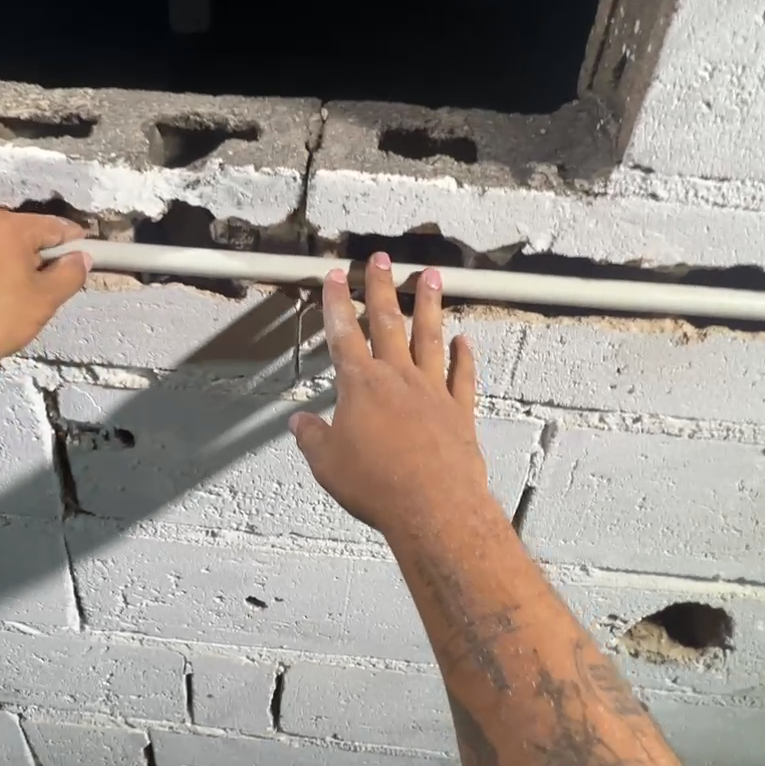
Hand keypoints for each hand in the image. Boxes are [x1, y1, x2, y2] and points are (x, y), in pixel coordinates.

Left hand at [0, 211, 89, 380]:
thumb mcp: (45, 300)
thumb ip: (70, 273)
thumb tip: (80, 258)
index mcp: (8, 227)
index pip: (54, 226)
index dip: (73, 242)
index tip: (82, 256)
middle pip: (19, 235)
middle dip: (35, 255)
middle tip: (43, 287)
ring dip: (3, 264)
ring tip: (6, 298)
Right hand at [290, 253, 497, 545]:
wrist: (433, 507)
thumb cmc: (376, 485)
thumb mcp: (327, 463)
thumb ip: (312, 437)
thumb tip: (298, 422)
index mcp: (361, 385)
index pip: (344, 334)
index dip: (337, 303)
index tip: (335, 275)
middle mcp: (397, 378)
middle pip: (388, 322)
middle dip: (381, 287)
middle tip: (381, 258)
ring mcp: (432, 391)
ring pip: (430, 337)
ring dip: (429, 305)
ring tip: (432, 276)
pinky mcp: (459, 411)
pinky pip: (463, 376)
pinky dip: (465, 357)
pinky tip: (465, 340)